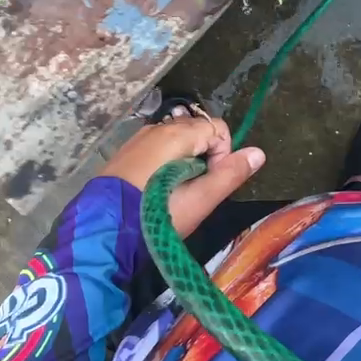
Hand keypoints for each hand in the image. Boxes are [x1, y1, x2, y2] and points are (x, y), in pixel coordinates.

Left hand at [98, 111, 264, 236]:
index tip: (212, 182)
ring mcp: (139, 138)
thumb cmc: (157, 216)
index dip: (223, 154)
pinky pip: (157, 147)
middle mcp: (158, 127)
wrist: (101, 233)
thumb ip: (230, 174)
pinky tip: (157, 188)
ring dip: (186, 159)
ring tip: (176, 191)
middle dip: (205, 156)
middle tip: (195, 190)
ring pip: (177, 139)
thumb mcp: (199, 200)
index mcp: (178, 134)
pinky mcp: (126, 152)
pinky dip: (166, 161)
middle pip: (197, 131)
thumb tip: (259, 152)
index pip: (218, 128)